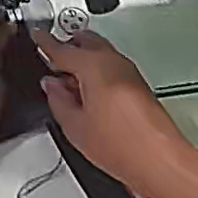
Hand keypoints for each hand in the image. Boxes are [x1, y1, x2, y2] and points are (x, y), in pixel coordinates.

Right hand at [34, 29, 197, 197]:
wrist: (159, 161)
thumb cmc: (125, 146)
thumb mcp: (75, 126)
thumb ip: (57, 99)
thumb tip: (52, 87)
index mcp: (95, 66)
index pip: (63, 48)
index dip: (46, 42)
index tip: (38, 36)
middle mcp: (115, 62)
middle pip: (86, 42)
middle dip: (68, 46)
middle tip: (51, 59)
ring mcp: (130, 71)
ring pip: (101, 53)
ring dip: (84, 60)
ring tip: (67, 82)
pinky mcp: (139, 84)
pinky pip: (112, 67)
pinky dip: (97, 72)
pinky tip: (89, 94)